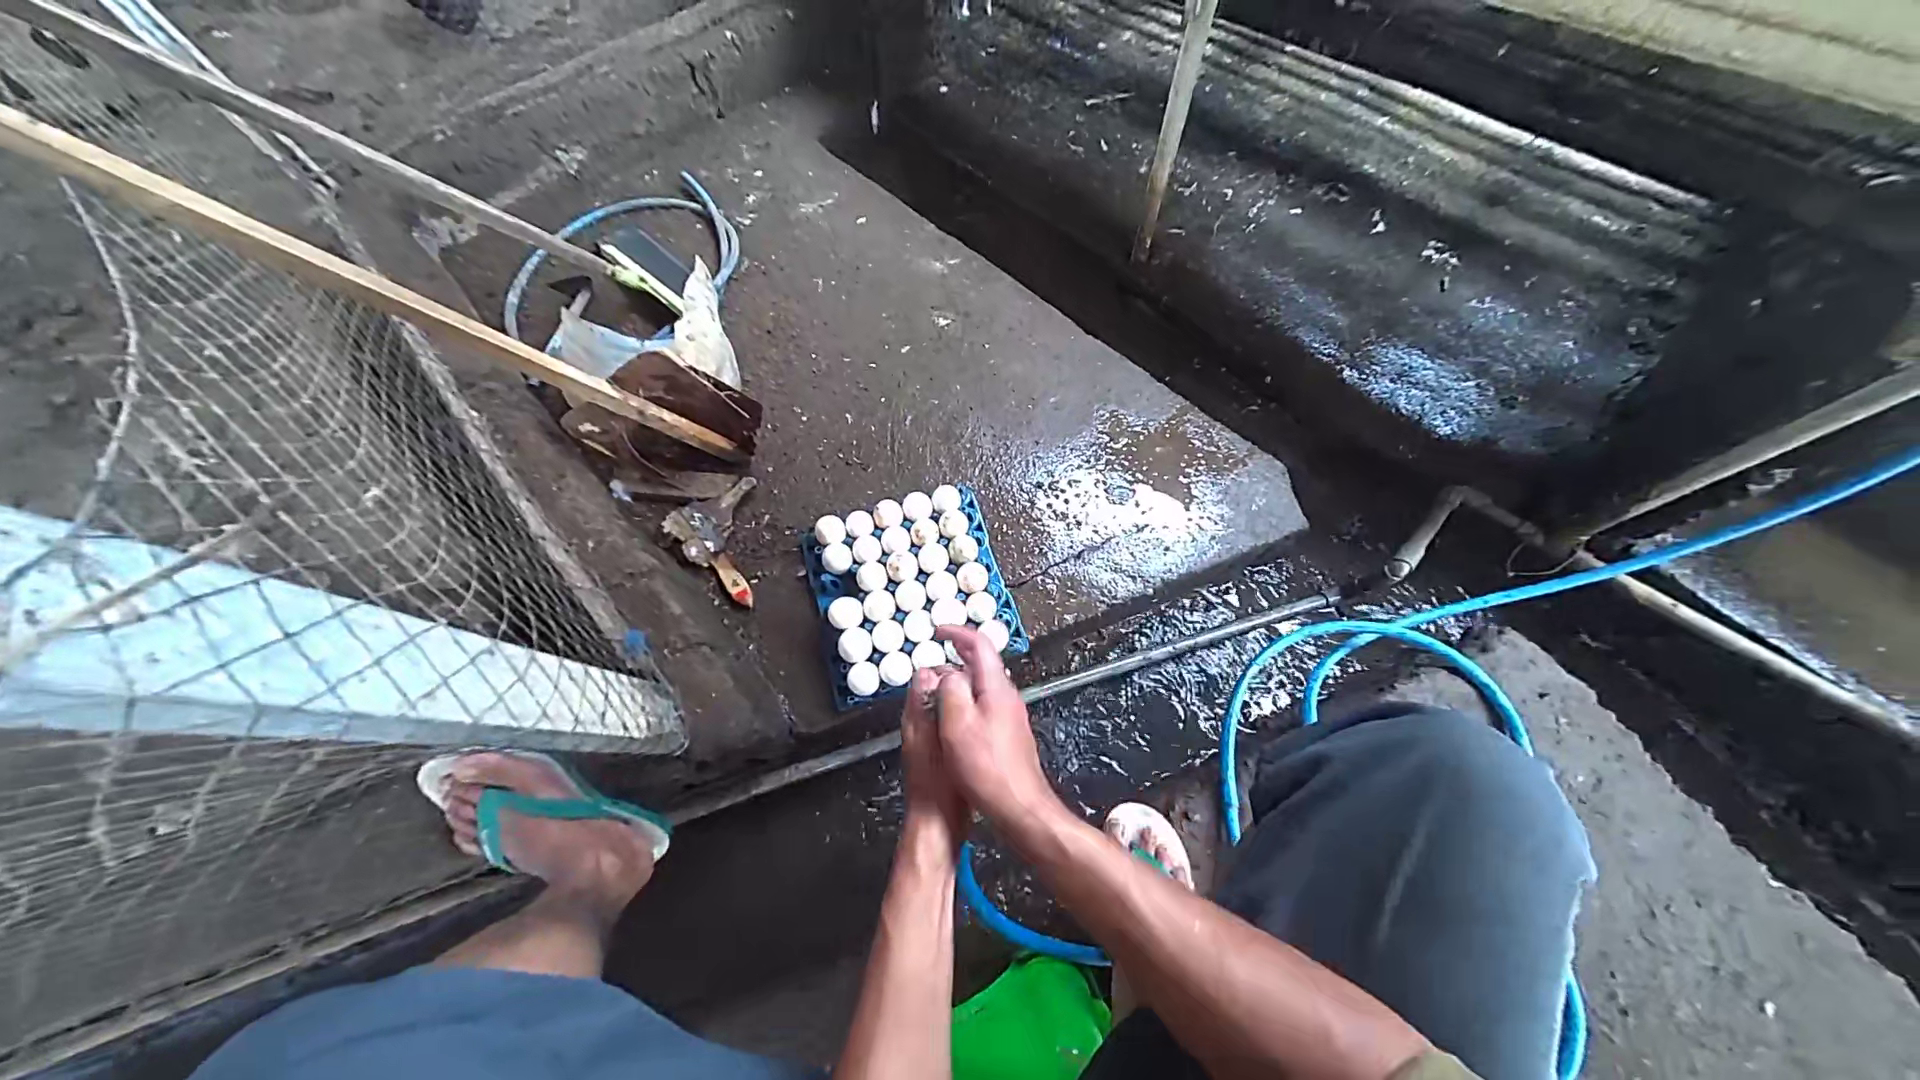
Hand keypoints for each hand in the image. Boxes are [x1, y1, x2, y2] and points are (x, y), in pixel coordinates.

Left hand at [899, 667, 968, 848]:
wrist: (940, 824)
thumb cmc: (940, 786)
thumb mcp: (938, 737)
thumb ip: (930, 704)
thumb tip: (928, 674)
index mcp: (914, 718)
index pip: (924, 678)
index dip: (945, 670)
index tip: (965, 669)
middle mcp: (918, 728)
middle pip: (937, 693)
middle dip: (956, 687)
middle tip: (978, 687)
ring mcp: (930, 743)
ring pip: (946, 711)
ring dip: (961, 707)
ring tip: (981, 705)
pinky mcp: (942, 757)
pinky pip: (953, 730)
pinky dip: (964, 726)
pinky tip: (978, 730)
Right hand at [930, 626, 1058, 824]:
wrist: (1019, 805)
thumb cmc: (989, 770)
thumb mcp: (957, 724)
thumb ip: (949, 691)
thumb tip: (945, 675)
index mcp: (995, 688)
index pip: (979, 644)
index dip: (957, 633)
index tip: (939, 631)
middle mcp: (1007, 697)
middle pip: (983, 663)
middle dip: (957, 655)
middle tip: (936, 658)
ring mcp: (1010, 715)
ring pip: (982, 685)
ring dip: (959, 680)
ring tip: (938, 688)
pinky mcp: (1008, 733)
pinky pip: (984, 704)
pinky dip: (966, 701)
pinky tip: (953, 718)